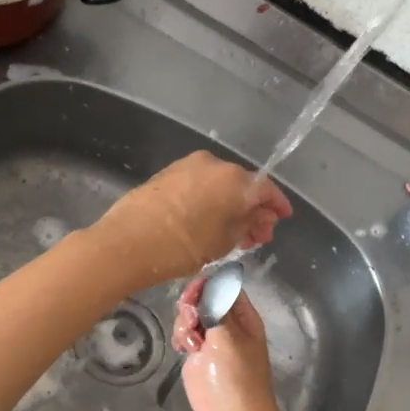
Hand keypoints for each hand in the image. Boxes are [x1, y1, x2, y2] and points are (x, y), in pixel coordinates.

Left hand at [94, 152, 291, 284]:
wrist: (126, 244)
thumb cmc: (182, 246)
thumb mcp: (224, 241)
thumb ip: (248, 224)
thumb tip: (261, 216)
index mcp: (233, 178)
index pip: (266, 188)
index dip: (277, 205)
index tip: (283, 218)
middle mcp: (212, 164)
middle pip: (242, 185)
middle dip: (253, 209)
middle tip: (258, 236)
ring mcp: (187, 166)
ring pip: (219, 185)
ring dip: (230, 206)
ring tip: (234, 234)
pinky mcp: (166, 175)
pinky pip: (199, 186)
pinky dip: (210, 202)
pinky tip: (209, 223)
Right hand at [179, 289, 284, 410]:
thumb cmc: (238, 377)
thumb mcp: (229, 338)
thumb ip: (215, 309)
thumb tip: (208, 285)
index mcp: (243, 318)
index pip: (224, 288)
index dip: (207, 286)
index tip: (193, 295)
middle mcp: (227, 325)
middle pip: (203, 300)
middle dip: (192, 306)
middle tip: (191, 321)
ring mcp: (210, 340)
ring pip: (190, 316)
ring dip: (184, 323)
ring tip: (190, 342)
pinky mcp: (196, 356)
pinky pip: (184, 335)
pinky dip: (180, 337)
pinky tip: (184, 348)